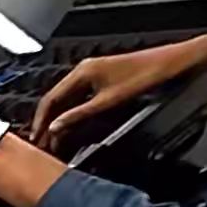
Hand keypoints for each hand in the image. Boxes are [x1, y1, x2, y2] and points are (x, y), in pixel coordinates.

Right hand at [30, 43, 197, 149]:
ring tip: (52, 140)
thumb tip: (54, 128)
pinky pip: (76, 100)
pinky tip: (67, 128)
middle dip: (46, 123)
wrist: (172, 63)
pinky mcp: (99, 81)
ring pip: (64, 102)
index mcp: (82, 72)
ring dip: (57, 121)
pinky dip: (69, 115)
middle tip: (40, 144)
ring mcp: (90, 76)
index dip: (40, 120)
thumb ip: (78, 115)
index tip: (35, 138)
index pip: (50, 99)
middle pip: (54, 101)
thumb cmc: (144, 76)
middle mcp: (83, 72)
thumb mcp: (108, 100)